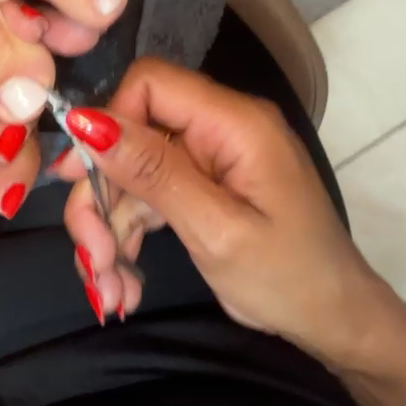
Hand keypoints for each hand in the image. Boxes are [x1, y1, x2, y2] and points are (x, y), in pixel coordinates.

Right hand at [54, 58, 402, 364]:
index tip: (76, 180)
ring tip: (111, 291)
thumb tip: (87, 123)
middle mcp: (215, 133)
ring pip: (122, 181)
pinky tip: (123, 288)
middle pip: (125, 142)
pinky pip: (138, 205)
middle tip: (94, 261)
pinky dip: (123, 244)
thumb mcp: (216, 228)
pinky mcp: (192, 192)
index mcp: (233, 125)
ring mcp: (202, 164)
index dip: (105, 124)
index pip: (149, 86)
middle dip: (97, 202)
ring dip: (106, 236)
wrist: (329, 319)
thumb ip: (153, 172)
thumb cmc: (288, 276)